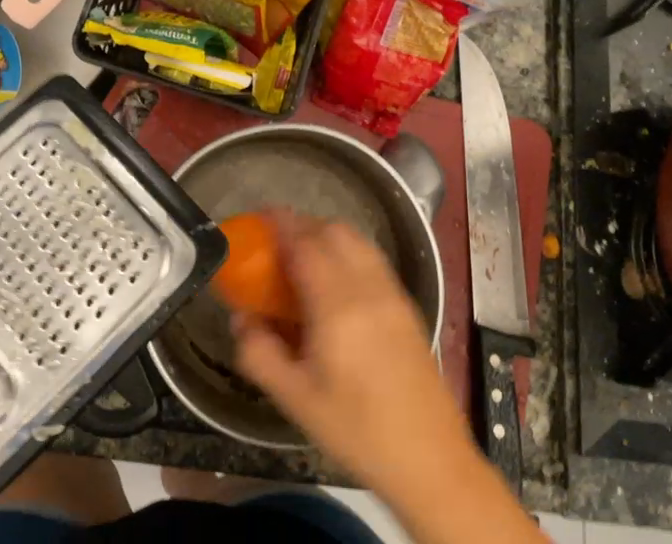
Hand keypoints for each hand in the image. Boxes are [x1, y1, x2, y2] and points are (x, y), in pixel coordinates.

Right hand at [230, 214, 474, 495]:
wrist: (430, 458)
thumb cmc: (357, 430)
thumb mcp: (295, 400)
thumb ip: (260, 354)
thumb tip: (241, 319)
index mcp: (338, 308)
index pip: (307, 245)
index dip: (282, 224)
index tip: (261, 213)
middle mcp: (369, 290)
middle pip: (336, 232)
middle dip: (304, 225)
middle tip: (277, 240)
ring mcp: (394, 296)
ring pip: (360, 242)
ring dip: (329, 236)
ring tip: (304, 256)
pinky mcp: (409, 309)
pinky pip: (374, 262)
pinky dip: (350, 253)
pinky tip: (337, 282)